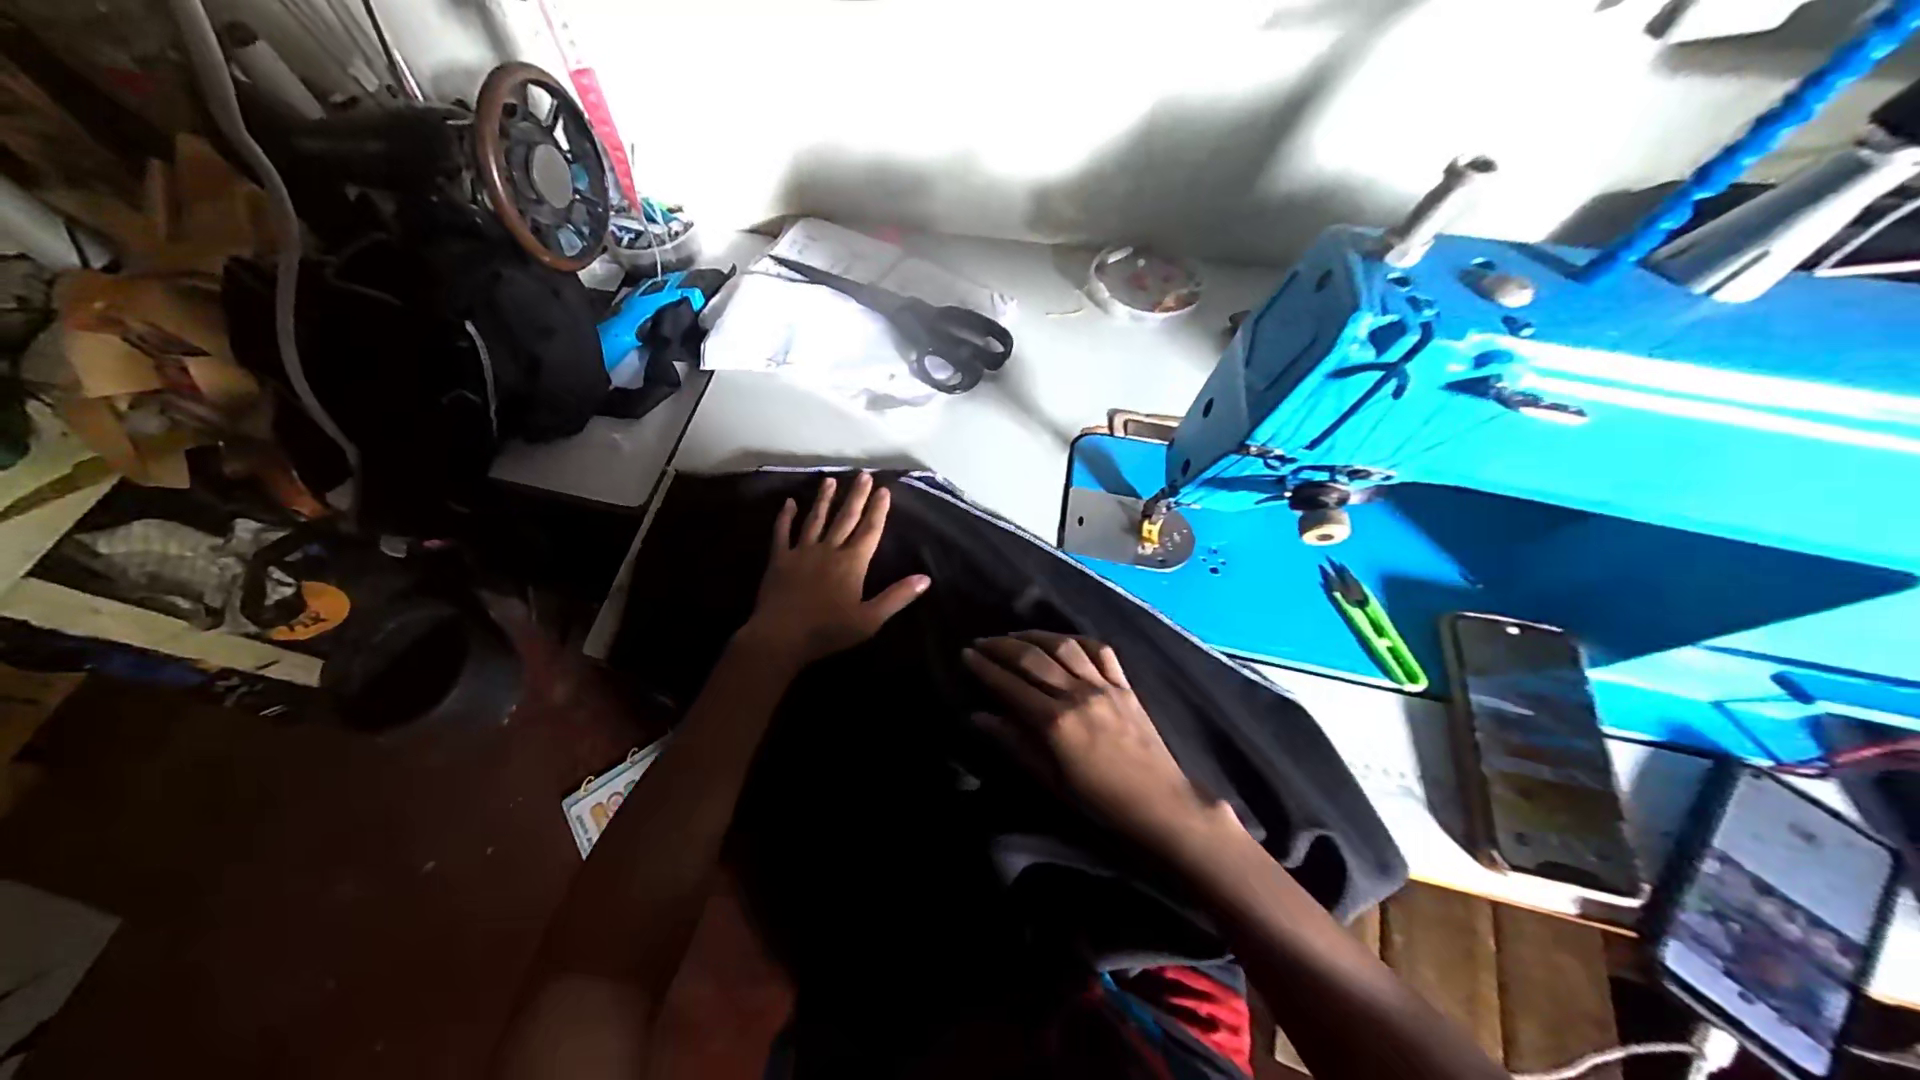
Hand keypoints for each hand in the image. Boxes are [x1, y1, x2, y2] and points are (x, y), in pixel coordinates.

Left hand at [740, 473, 929, 665]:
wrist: (780, 637)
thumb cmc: (828, 631)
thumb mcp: (870, 620)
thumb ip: (897, 597)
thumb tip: (925, 578)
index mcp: (852, 563)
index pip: (870, 530)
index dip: (878, 510)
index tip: (884, 489)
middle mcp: (829, 550)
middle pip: (846, 518)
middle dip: (856, 496)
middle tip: (863, 475)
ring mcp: (802, 552)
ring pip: (815, 519)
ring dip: (824, 499)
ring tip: (830, 480)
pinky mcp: (779, 560)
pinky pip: (782, 533)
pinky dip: (785, 517)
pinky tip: (789, 503)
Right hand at [962, 631, 1242, 860]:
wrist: (1159, 802)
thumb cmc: (1099, 800)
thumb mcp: (1050, 779)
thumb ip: (1014, 743)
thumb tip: (977, 716)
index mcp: (1055, 722)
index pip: (1010, 685)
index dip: (984, 667)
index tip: (965, 654)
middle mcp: (1077, 695)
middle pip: (1032, 659)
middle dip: (1002, 646)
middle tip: (981, 641)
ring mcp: (1104, 686)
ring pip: (1063, 646)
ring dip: (1034, 636)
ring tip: (1014, 636)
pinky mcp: (1124, 684)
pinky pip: (1099, 650)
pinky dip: (1076, 640)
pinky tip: (1062, 640)